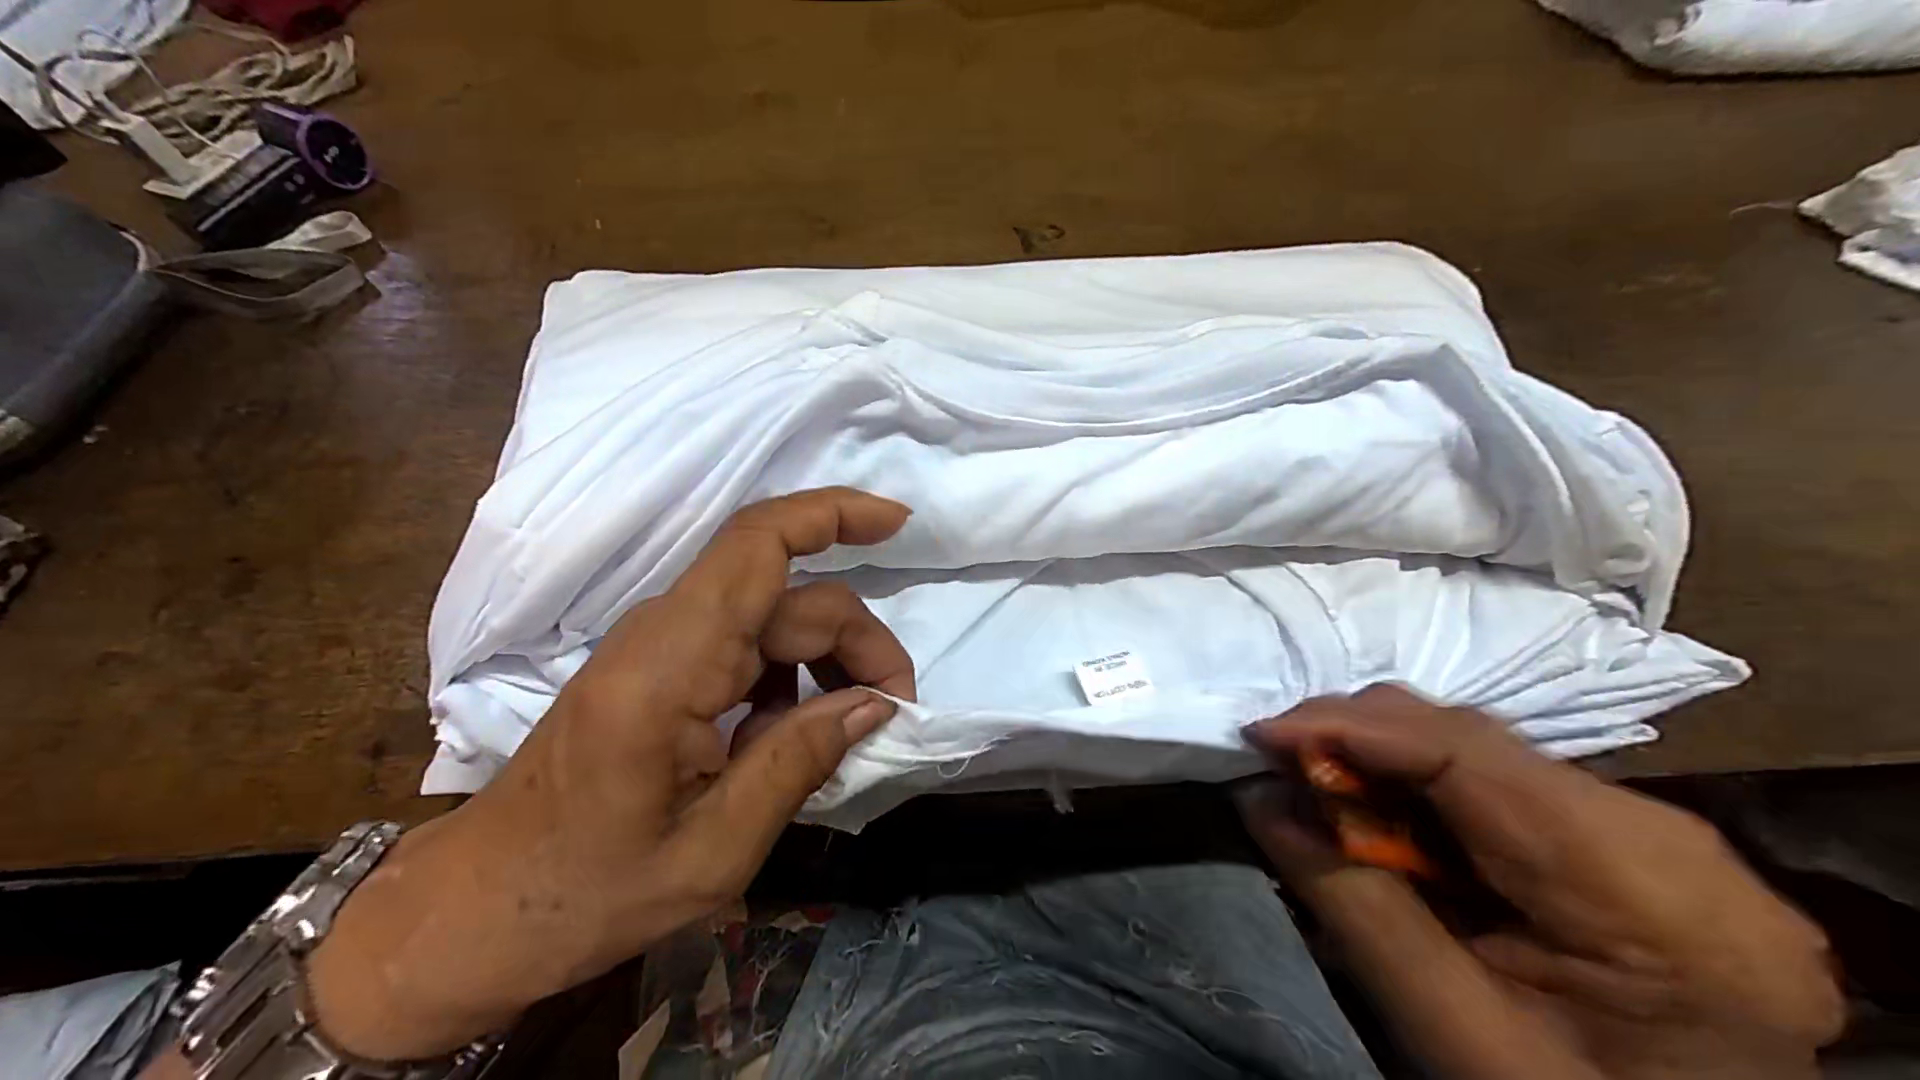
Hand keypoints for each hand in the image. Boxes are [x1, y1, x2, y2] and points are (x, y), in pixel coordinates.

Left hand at [303, 488, 916, 1060]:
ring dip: (831, 664)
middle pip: (793, 600)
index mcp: (668, 667)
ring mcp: (663, 648)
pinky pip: (752, 651)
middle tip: (893, 715)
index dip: (832, 514)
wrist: (477, 909)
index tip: (898, 524)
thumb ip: (799, 763)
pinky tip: (792, 742)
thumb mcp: (713, 850)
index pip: (756, 545)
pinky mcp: (664, 669)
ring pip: (779, 621)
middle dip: (859, 644)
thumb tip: (876, 704)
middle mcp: (666, 635)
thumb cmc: (585, 893)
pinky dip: (793, 683)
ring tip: (847, 737)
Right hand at [1238, 685, 1842, 1079]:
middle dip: (1354, 738)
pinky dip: (1417, 787)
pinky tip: (1380, 820)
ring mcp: (1647, 828)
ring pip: (1474, 748)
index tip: (1258, 734)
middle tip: (1273, 767)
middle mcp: (1660, 830)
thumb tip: (1260, 797)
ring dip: (1378, 760)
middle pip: (1469, 736)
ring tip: (1313, 793)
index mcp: (1646, 889)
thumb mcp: (1456, 1032)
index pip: (1468, 755)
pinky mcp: (1622, 837)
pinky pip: (1493, 779)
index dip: (1348, 728)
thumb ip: (1353, 905)